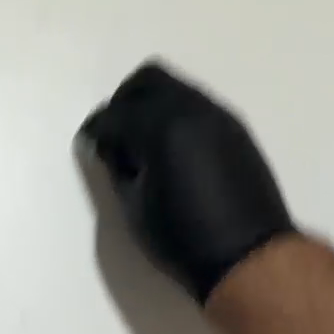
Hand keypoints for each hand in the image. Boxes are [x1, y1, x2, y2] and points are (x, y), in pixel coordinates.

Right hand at [79, 62, 294, 302]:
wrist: (245, 254)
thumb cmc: (180, 239)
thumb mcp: (134, 208)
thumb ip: (118, 170)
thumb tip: (110, 150)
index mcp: (162, 129)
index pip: (115, 114)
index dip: (95, 131)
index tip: (88, 147)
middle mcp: (192, 109)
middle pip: (147, 80)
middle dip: (122, 104)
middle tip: (112, 138)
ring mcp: (217, 115)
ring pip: (174, 88)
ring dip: (150, 109)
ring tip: (141, 151)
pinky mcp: (233, 128)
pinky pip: (194, 106)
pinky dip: (173, 119)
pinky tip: (168, 156)